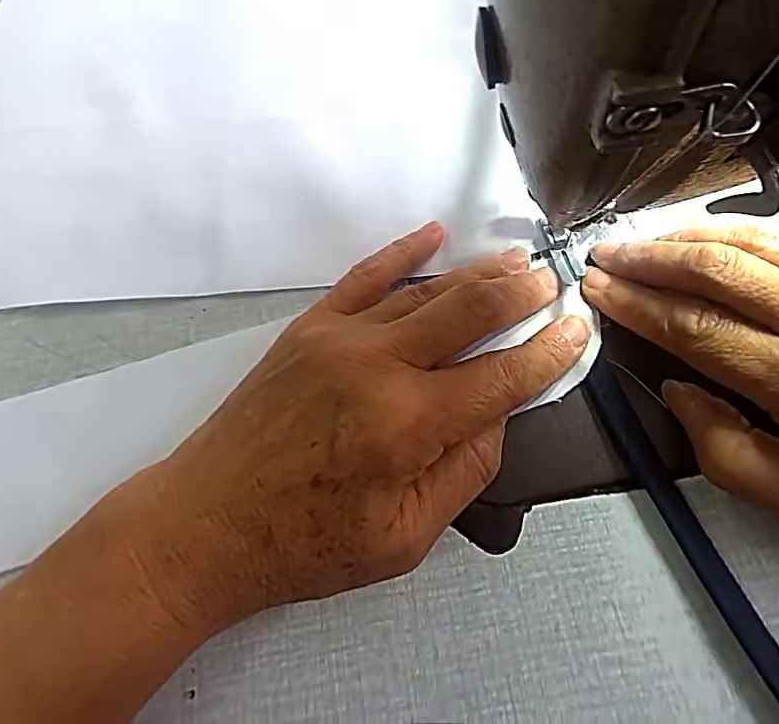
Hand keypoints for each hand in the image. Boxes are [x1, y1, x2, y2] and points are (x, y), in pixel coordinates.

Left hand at [132, 222, 587, 631]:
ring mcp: (343, 337)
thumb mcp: (404, 538)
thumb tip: (497, 413)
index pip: (502, 378)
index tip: (577, 331)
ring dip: (479, 273)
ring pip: (428, 291)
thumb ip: (465, 471)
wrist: (201, 524)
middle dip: (521, 293)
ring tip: (515, 260)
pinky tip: (433, 234)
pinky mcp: (311, 326)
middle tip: (551, 281)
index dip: (549, 353)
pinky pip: (366, 275)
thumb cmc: (305, 544)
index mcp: (409, 425)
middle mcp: (381, 367)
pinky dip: (403, 251)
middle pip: (471, 312)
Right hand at [581, 224, 778, 584]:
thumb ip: (732, 456)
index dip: (638, 306)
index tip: (601, 291)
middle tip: (608, 254)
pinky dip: (749, 230)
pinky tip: (720, 235)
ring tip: (649, 240)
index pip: (698, 329)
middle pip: (720, 267)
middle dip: (650, 256)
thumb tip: (680, 393)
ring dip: (692, 234)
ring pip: (759, 237)